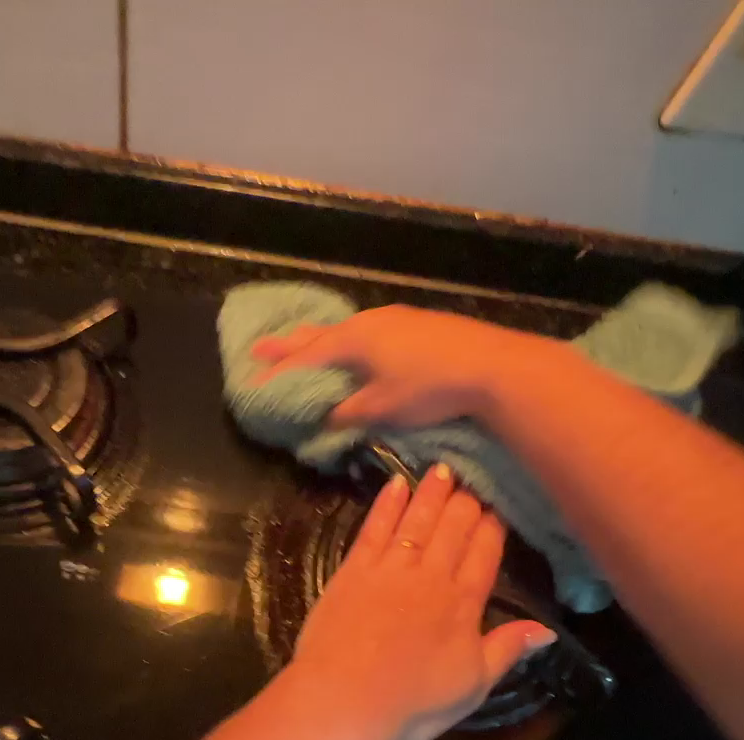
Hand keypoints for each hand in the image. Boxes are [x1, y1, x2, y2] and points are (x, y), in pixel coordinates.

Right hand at [252, 305, 575, 429]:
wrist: (491, 366)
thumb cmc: (428, 388)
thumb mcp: (381, 408)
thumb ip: (349, 412)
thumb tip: (329, 417)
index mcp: (352, 341)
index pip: (306, 360)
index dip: (279, 375)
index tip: (252, 384)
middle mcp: (367, 323)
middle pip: (319, 335)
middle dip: (290, 345)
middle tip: (260, 347)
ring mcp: (394, 319)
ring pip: (344, 329)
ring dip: (320, 338)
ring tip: (303, 340)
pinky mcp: (416, 324)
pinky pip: (367, 329)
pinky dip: (348, 338)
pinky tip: (355, 342)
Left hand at [282, 464, 556, 739]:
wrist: (344, 698)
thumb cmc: (413, 702)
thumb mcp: (472, 685)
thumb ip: (506, 650)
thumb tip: (547, 630)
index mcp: (463, 605)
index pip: (484, 555)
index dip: (493, 527)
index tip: (499, 503)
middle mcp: (430, 577)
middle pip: (453, 530)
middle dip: (466, 501)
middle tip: (474, 474)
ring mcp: (389, 570)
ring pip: (417, 521)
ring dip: (431, 493)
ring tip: (442, 468)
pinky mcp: (352, 570)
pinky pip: (374, 528)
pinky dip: (386, 504)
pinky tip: (395, 483)